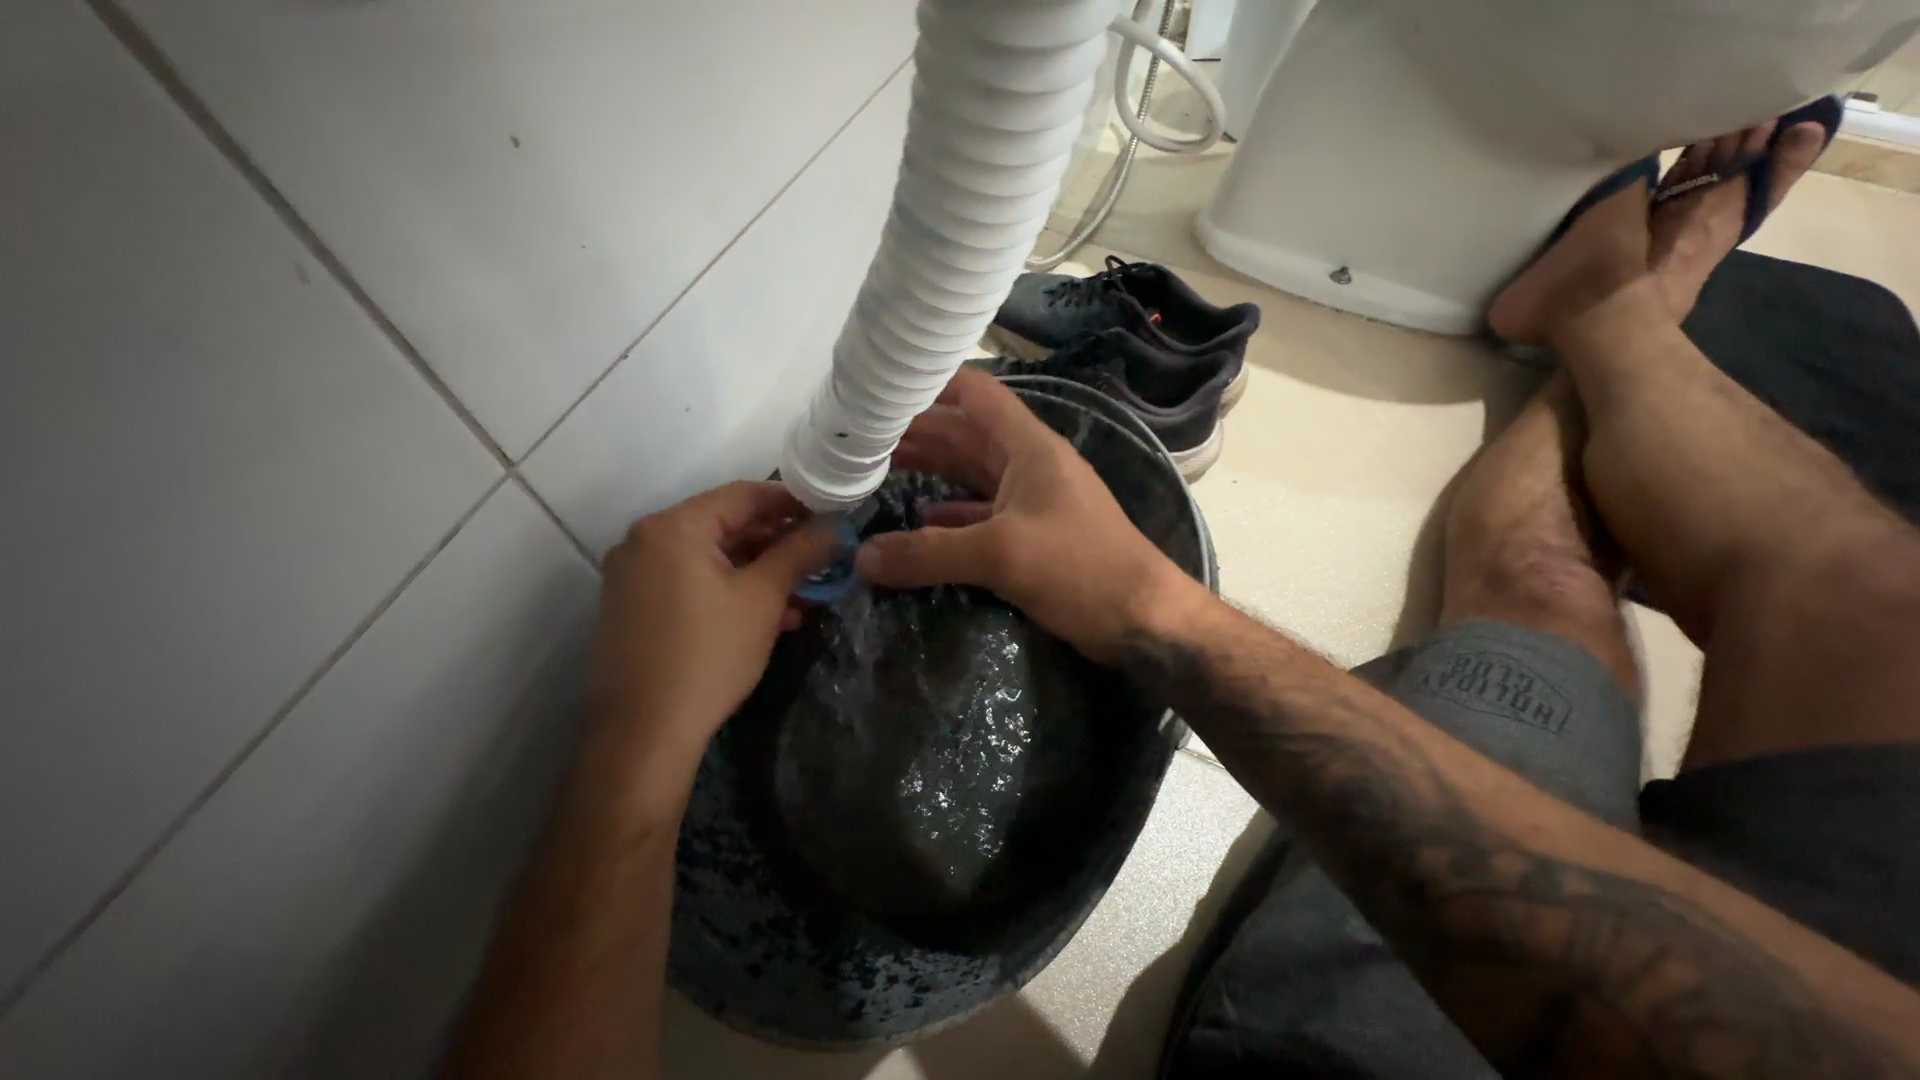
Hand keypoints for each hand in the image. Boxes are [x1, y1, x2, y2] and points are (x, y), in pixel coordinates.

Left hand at [586, 481, 836, 772]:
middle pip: (725, 526)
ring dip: (757, 572)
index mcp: (674, 526)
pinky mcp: (632, 609)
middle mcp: (645, 540)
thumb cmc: (709, 654)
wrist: (643, 731)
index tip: (830, 519)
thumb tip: (835, 526)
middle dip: (777, 544)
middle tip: (820, 562)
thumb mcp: (763, 599)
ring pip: (709, 559)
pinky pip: (689, 583)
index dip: (793, 503)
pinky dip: (727, 591)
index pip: (744, 495)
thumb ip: (800, 553)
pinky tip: (766, 618)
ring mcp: (633, 576)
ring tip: (801, 597)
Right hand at [853, 368, 1198, 661]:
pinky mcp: (1031, 539)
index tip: (881, 388)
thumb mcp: (1002, 554)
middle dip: (917, 433)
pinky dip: (948, 517)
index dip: (930, 384)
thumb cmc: (1082, 568)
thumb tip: (863, 557)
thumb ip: (929, 553)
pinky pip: (979, 517)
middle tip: (862, 439)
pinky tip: (917, 524)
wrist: (1143, 619)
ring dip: (930, 472)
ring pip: (970, 475)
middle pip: (964, 434)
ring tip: (877, 472)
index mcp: (1029, 447)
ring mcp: (1031, 502)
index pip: (975, 393)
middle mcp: (1028, 465)